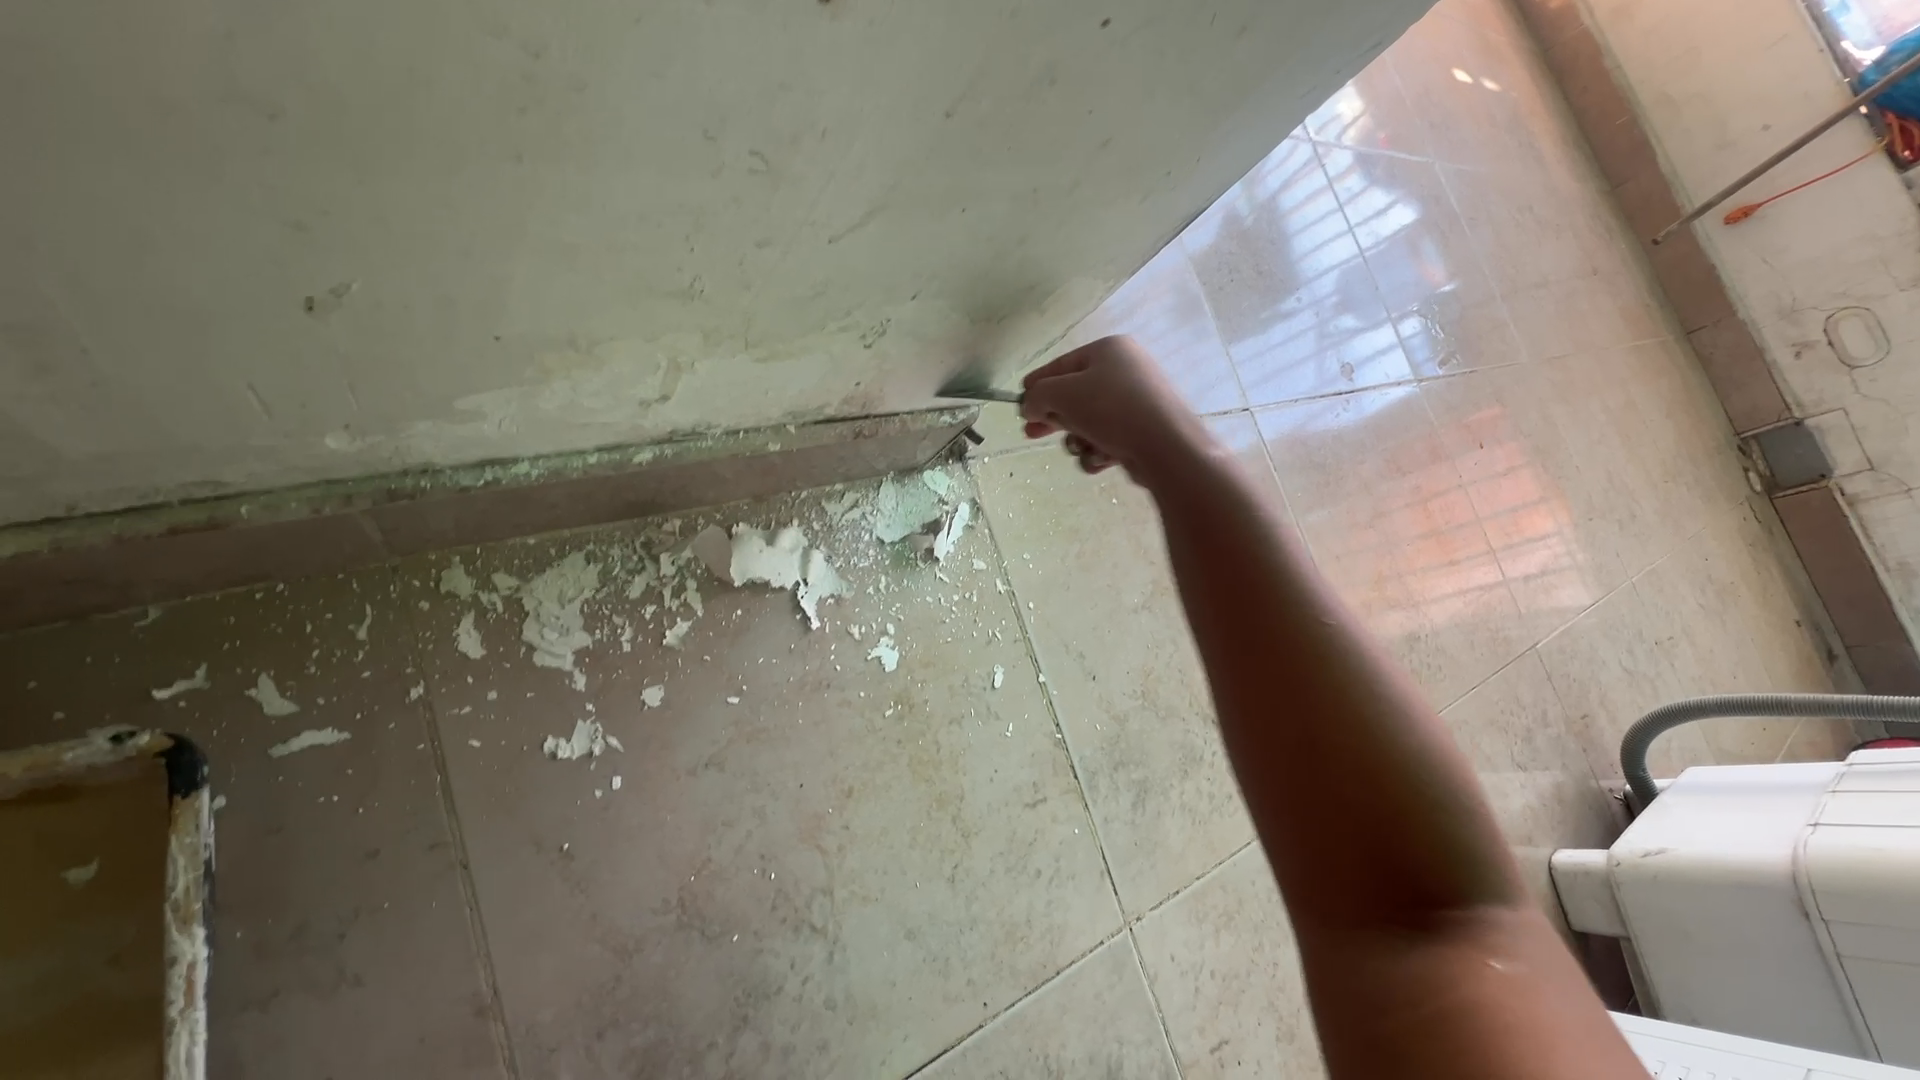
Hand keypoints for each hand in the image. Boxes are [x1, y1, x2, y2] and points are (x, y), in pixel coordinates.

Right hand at [1020, 334, 1211, 485]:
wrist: (1166, 447)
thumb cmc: (1110, 409)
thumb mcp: (1062, 394)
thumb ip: (1038, 396)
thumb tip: (1031, 407)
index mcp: (1109, 350)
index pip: (1062, 364)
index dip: (1038, 383)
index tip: (1020, 403)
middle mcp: (1127, 370)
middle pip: (1076, 395)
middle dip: (1053, 417)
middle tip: (1032, 433)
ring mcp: (1138, 403)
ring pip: (1090, 422)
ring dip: (1077, 439)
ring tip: (1078, 447)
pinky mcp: (1145, 432)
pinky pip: (1109, 440)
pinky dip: (1099, 452)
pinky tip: (1101, 460)